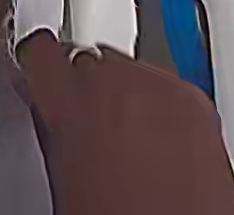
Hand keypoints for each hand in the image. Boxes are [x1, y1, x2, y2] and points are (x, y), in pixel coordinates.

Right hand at [18, 32, 233, 214]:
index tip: (39, 71)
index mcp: (71, 101)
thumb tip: (47, 111)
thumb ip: (51, 129)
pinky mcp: (194, 98)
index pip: (41, 50)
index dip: (38, 63)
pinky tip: (158, 144)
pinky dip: (158, 104)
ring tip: (126, 141)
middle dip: (84, 85)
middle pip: (87, 59)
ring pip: (127, 67)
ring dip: (122, 91)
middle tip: (87, 127)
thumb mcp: (63, 183)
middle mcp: (115, 80)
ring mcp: (158, 85)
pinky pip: (164, 84)